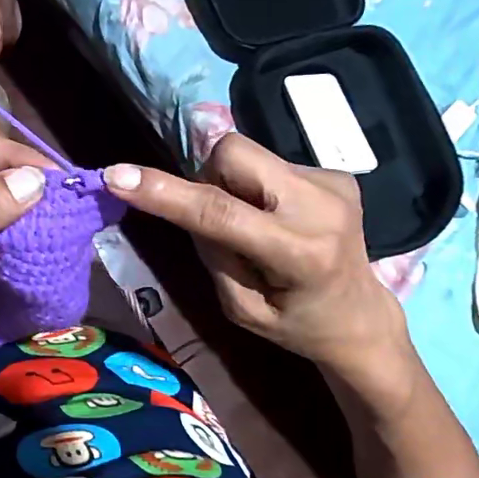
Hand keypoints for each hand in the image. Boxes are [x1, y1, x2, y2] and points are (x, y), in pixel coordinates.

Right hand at [101, 133, 406, 373]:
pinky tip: (277, 217)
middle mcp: (321, 205)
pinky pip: (268, 162)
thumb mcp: (240, 307)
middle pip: (232, 153)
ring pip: (247, 154)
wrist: (360, 315)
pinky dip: (256, 187)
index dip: (165, 192)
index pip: (218, 211)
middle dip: (208, 178)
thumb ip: (212, 252)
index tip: (118, 176)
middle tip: (218, 218)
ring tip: (255, 224)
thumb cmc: (294, 324)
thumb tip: (186, 199)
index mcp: (299, 252)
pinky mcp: (336, 172)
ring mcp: (333, 181)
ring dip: (233, 185)